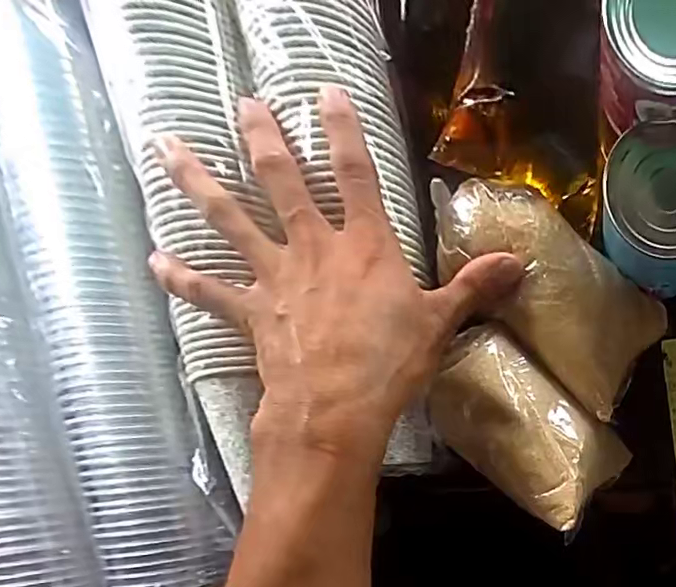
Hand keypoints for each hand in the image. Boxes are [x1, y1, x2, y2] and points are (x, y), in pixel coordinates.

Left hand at [150, 88, 523, 470]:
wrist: (338, 406)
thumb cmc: (392, 362)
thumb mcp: (440, 322)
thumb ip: (472, 287)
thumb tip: (519, 262)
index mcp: (365, 247)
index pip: (356, 175)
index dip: (343, 131)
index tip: (327, 91)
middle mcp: (314, 249)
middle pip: (283, 182)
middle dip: (264, 139)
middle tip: (245, 104)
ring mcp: (277, 278)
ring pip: (231, 219)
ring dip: (199, 182)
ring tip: (168, 147)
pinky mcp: (253, 313)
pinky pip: (211, 292)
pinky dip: (183, 278)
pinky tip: (156, 261)